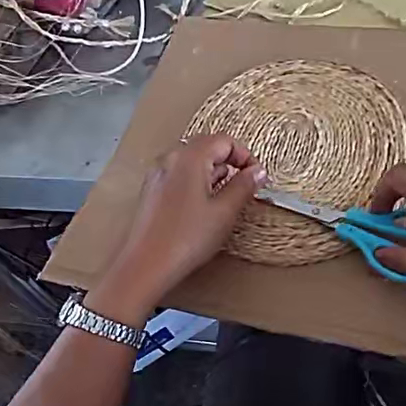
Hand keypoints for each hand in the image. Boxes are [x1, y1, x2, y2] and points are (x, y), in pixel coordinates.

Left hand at [89, 134, 262, 321]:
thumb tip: (258, 171)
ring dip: (214, 174)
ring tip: (225, 201)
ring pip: (193, 162)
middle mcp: (170, 159)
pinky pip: (179, 176)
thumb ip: (244, 186)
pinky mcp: (152, 192)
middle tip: (244, 188)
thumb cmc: (185, 238)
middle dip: (230, 163)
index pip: (224, 140)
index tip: (256, 177)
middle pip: (207, 147)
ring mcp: (158, 175)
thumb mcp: (225, 211)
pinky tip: (203, 210)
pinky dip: (197, 184)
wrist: (147, 264)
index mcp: (190, 157)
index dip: (245, 156)